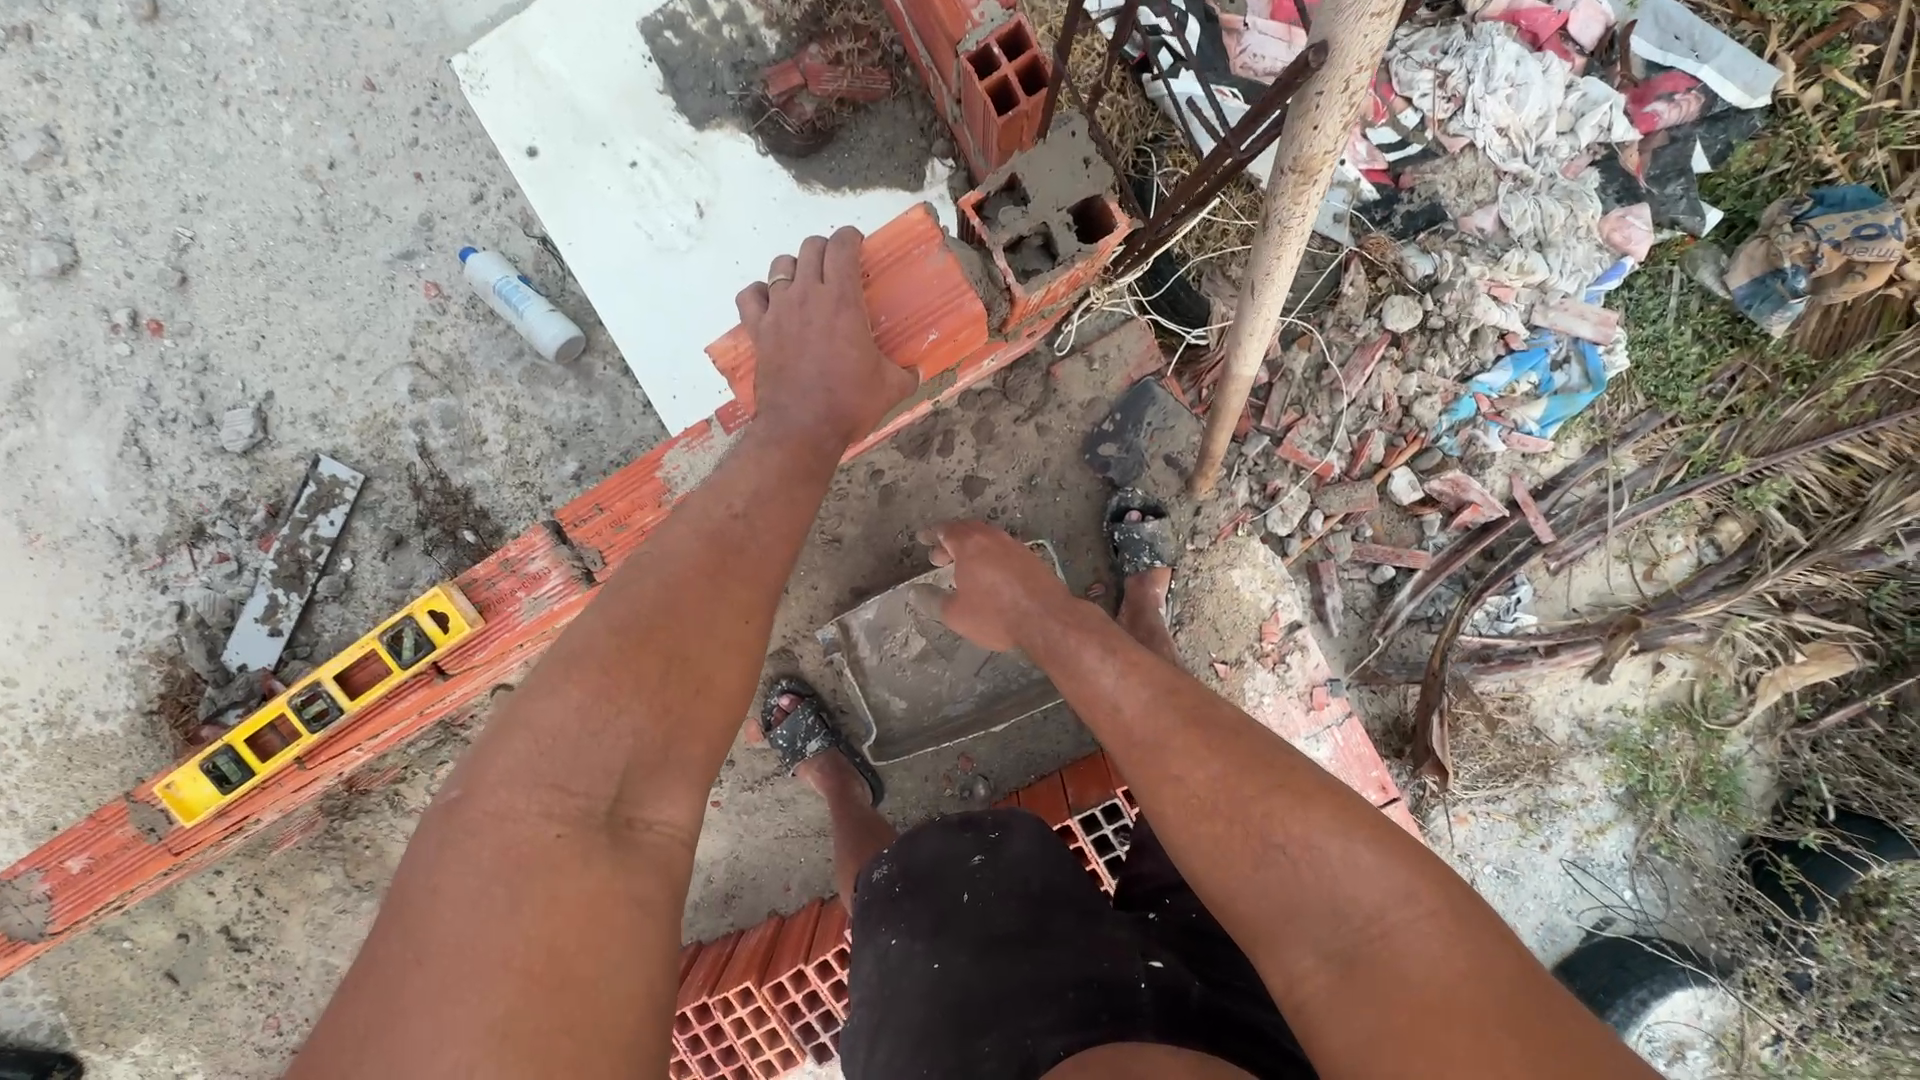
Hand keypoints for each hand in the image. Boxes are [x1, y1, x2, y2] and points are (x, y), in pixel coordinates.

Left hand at [736, 227, 917, 450]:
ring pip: (780, 265)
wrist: (802, 429)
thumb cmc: (850, 404)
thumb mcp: (891, 388)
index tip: (858, 246)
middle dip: (826, 250)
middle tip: (837, 268)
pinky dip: (759, 294)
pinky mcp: (758, 331)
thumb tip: (916, 372)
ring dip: (795, 267)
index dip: (851, 238)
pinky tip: (771, 304)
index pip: (842, 245)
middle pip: (811, 248)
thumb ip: (907, 373)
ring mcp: (778, 311)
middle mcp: (807, 296)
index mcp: (843, 301)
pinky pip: (750, 296)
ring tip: (806, 284)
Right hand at [910, 521, 1076, 651]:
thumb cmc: (996, 615)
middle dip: (950, 542)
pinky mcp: (1031, 559)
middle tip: (939, 558)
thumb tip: (915, 592)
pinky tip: (989, 577)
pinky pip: (1003, 551)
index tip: (922, 537)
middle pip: (967, 531)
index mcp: (970, 545)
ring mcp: (1015, 547)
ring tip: (962, 569)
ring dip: (972, 550)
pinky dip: (989, 557)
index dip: (931, 534)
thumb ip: (932, 600)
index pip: (945, 530)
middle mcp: (993, 539)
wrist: (1047, 619)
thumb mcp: (955, 614)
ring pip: (987, 540)